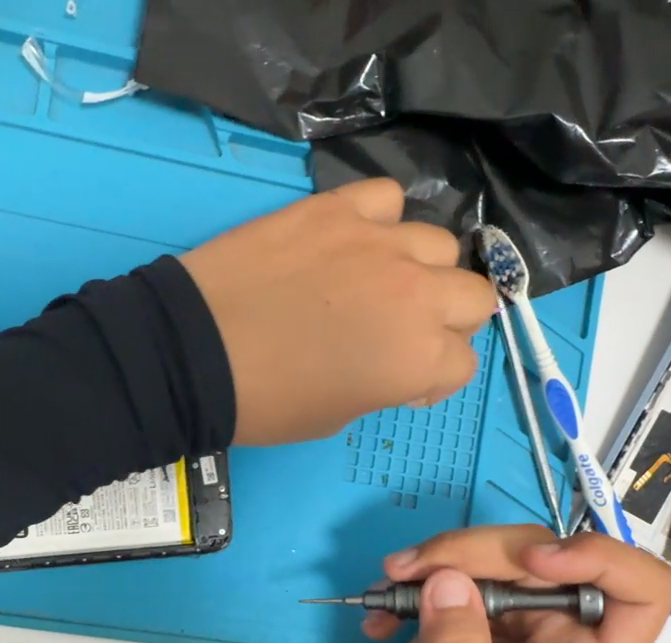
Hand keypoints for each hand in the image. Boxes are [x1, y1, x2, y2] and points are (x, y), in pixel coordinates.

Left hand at [178, 178, 497, 445]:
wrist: (196, 353)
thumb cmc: (266, 403)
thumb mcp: (338, 416)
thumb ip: (385, 383)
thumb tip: (394, 363)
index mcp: (419, 359)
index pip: (462, 362)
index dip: (432, 376)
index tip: (401, 380)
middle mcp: (417, 295)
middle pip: (474, 296)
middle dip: (447, 318)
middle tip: (401, 329)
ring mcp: (380, 244)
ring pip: (439, 243)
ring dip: (419, 268)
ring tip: (376, 281)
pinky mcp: (338, 209)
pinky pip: (386, 198)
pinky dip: (379, 220)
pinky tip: (352, 240)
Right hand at [368, 526, 670, 642]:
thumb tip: (447, 579)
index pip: (643, 589)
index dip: (599, 559)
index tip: (532, 561)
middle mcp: (566, 623)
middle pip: (546, 552)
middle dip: (478, 551)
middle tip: (413, 568)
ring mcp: (526, 607)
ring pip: (500, 548)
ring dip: (440, 556)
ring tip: (390, 582)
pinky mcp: (486, 599)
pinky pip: (460, 564)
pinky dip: (418, 576)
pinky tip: (385, 609)